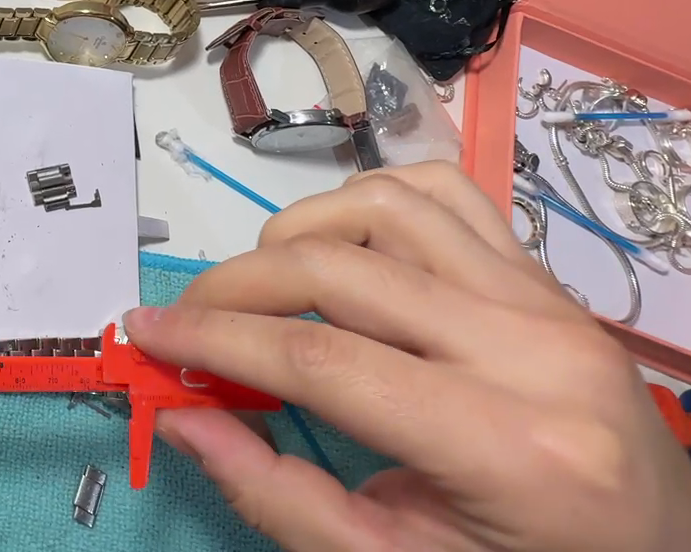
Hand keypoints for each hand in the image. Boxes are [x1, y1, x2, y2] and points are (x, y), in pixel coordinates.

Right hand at [124, 162, 690, 551]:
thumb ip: (274, 496)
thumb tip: (174, 416)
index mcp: (514, 449)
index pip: (319, 360)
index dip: (211, 340)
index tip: (141, 333)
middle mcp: (536, 351)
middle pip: (335, 269)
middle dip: (231, 287)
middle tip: (185, 320)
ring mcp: (548, 301)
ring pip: (381, 206)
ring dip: (296, 233)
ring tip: (267, 285)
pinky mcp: (545, 279)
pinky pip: (441, 194)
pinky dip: (367, 200)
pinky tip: (343, 246)